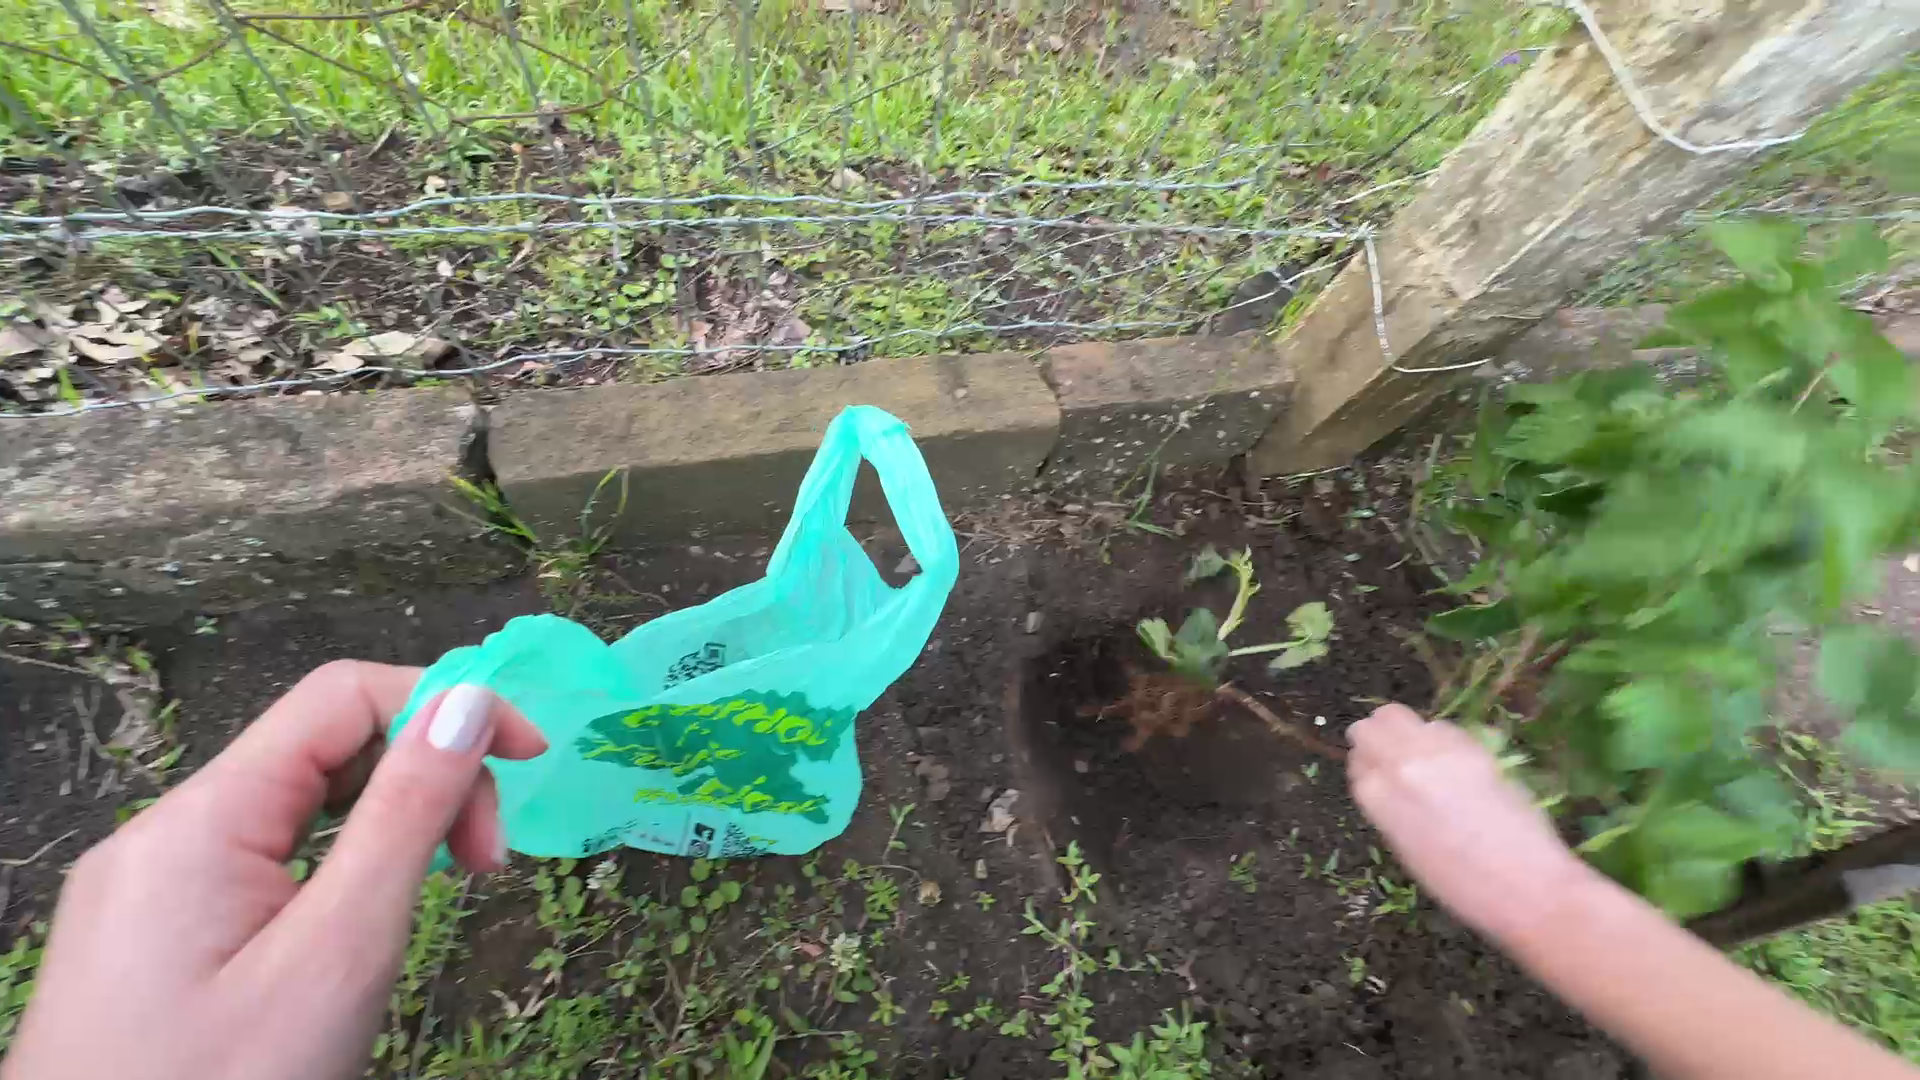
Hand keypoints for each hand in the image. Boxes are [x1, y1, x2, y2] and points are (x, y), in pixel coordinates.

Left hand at [3, 661, 546, 1079]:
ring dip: (412, 817)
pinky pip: (298, 846)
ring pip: (325, 794)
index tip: (529, 756)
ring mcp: (172, 879)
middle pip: (339, 744)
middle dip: (437, 776)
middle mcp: (176, 831)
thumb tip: (472, 699)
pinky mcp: (183, 922)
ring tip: (463, 879)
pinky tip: (395, 895)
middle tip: (493, 858)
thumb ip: (408, 810)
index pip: (344, 697)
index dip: (449, 703)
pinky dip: (370, 853)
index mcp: (199, 821)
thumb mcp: (341, 946)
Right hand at [1347, 704, 1591, 946]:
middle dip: (1377, 737)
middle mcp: (1398, 765)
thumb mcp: (1403, 846)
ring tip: (1427, 757)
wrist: (1530, 891)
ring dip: (1407, 733)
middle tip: (1394, 754)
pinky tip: (1456, 764)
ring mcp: (1435, 753)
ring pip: (1398, 716)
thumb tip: (1386, 779)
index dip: (1368, 766)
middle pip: (1369, 727)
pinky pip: (1441, 727)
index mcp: (1376, 796)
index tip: (1381, 776)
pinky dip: (1440, 738)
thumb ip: (1387, 803)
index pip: (1356, 759)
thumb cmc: (1461, 885)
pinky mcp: (1471, 749)